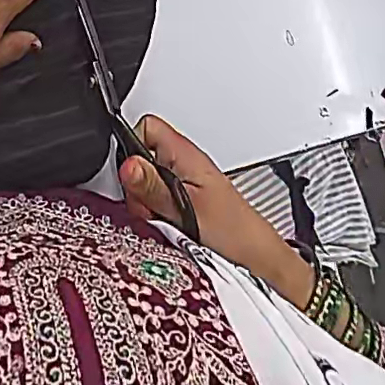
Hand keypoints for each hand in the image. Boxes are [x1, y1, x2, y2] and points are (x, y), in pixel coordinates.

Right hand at [121, 115, 314, 306]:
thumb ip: (153, 186)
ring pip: (145, 181)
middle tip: (149, 205)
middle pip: (140, 156)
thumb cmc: (233, 230)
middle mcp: (183, 162)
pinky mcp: (182, 199)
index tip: (132, 177)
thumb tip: (127, 165)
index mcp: (184, 153)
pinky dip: (155, 213)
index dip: (132, 147)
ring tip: (162, 219)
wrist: (256, 257)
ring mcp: (182, 181)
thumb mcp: (185, 210)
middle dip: (136, 185)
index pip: (146, 126)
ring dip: (145, 203)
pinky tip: (167, 226)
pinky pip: (155, 198)